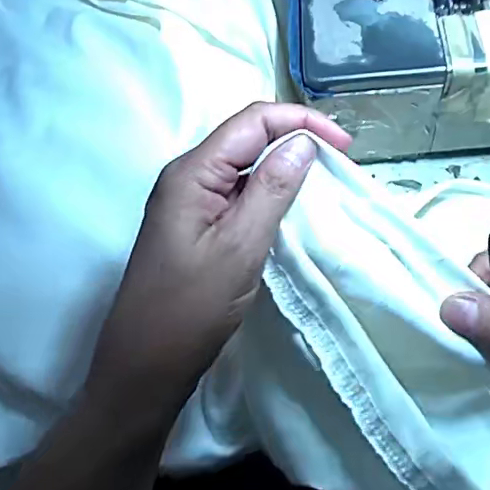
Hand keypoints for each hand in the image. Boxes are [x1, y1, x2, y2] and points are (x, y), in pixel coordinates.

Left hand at [85, 102, 350, 418]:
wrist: (144, 368)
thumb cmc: (190, 309)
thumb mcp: (240, 246)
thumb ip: (272, 188)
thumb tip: (303, 142)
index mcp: (192, 172)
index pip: (253, 120)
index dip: (302, 122)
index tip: (345, 146)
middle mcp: (188, 176)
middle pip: (248, 136)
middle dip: (297, 139)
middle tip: (341, 163)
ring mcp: (190, 200)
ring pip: (246, 163)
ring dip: (286, 165)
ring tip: (326, 181)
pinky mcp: (197, 223)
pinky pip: (239, 191)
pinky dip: (271, 190)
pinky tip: (294, 206)